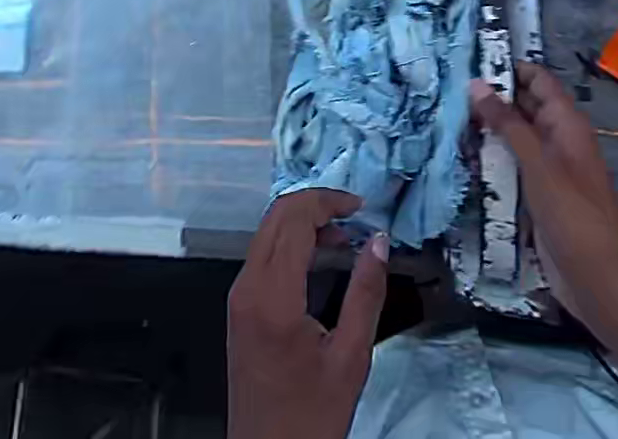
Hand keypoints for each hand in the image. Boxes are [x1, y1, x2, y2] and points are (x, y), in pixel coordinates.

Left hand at [227, 189, 389, 438]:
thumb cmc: (311, 417)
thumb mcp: (350, 358)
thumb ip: (366, 293)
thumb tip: (378, 242)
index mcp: (272, 295)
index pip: (293, 219)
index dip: (326, 202)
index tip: (359, 206)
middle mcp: (247, 284)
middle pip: (276, 216)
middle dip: (315, 204)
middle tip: (353, 214)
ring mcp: (238, 293)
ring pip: (267, 231)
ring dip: (302, 221)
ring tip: (344, 235)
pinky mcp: (239, 303)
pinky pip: (263, 253)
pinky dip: (290, 241)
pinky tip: (320, 256)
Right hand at [473, 64, 617, 438]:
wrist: (605, 289)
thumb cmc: (577, 220)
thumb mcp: (540, 166)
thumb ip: (508, 124)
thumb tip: (476, 83)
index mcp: (567, 126)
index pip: (537, 80)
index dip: (508, 65)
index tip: (466, 56)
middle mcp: (557, 142)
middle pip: (521, 106)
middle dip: (487, 96)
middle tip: (442, 86)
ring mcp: (545, 170)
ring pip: (509, 137)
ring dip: (482, 129)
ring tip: (440, 116)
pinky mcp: (534, 196)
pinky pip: (506, 166)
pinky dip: (484, 159)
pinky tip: (456, 157)